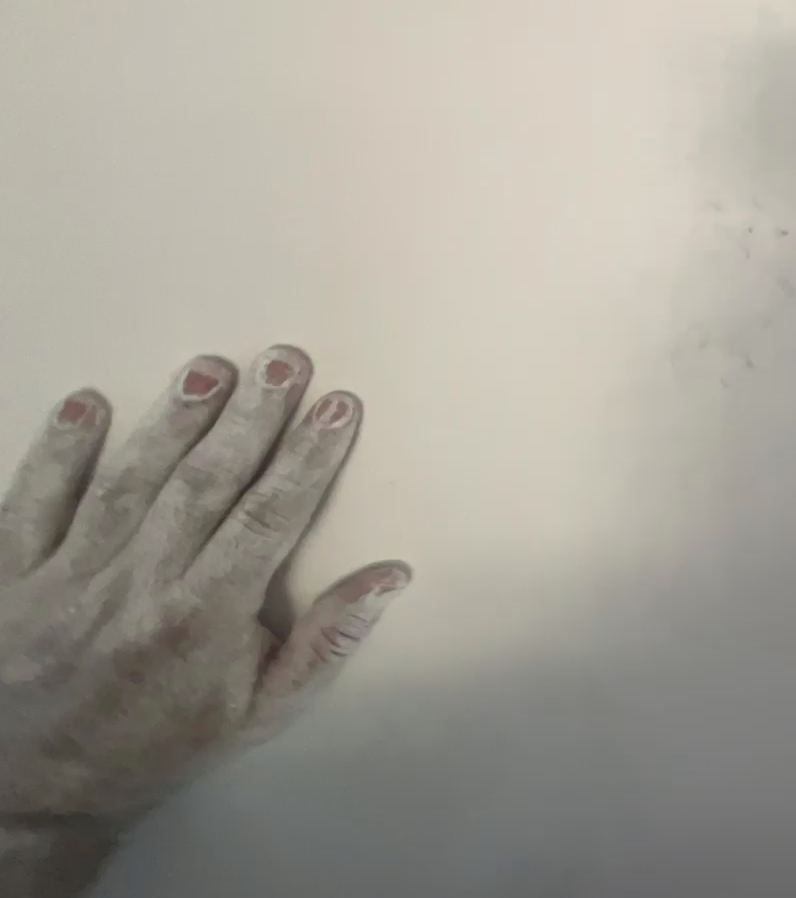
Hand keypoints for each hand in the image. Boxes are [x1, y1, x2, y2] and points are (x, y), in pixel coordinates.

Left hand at [0, 347, 408, 894]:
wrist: (26, 797)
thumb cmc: (167, 742)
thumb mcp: (268, 708)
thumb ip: (330, 639)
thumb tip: (392, 574)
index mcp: (201, 616)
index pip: (268, 517)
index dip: (308, 457)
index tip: (339, 408)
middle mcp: (132, 587)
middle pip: (202, 484)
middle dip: (250, 417)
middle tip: (283, 362)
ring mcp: (61, 580)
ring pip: (125, 484)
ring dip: (172, 420)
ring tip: (211, 368)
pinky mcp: (4, 581)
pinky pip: (26, 506)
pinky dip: (55, 454)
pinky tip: (86, 405)